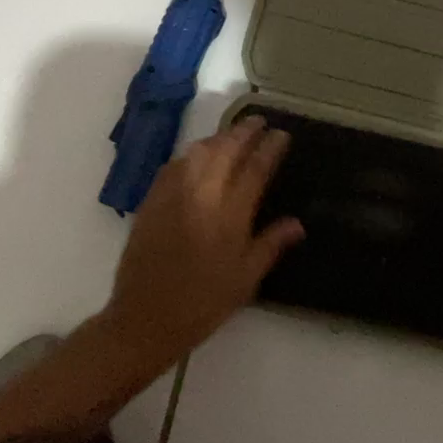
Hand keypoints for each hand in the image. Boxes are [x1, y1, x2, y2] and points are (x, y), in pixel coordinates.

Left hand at [103, 117, 303, 368]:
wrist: (144, 320)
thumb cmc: (202, 304)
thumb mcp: (245, 280)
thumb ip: (271, 245)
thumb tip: (298, 223)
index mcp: (229, 216)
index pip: (255, 169)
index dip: (270, 148)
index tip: (282, 134)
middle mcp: (201, 196)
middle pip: (226, 150)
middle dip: (245, 132)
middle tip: (260, 122)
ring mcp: (173, 195)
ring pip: (198, 152)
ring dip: (218, 137)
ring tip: (233, 134)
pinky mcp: (151, 201)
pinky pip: (174, 165)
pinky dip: (192, 153)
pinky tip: (198, 155)